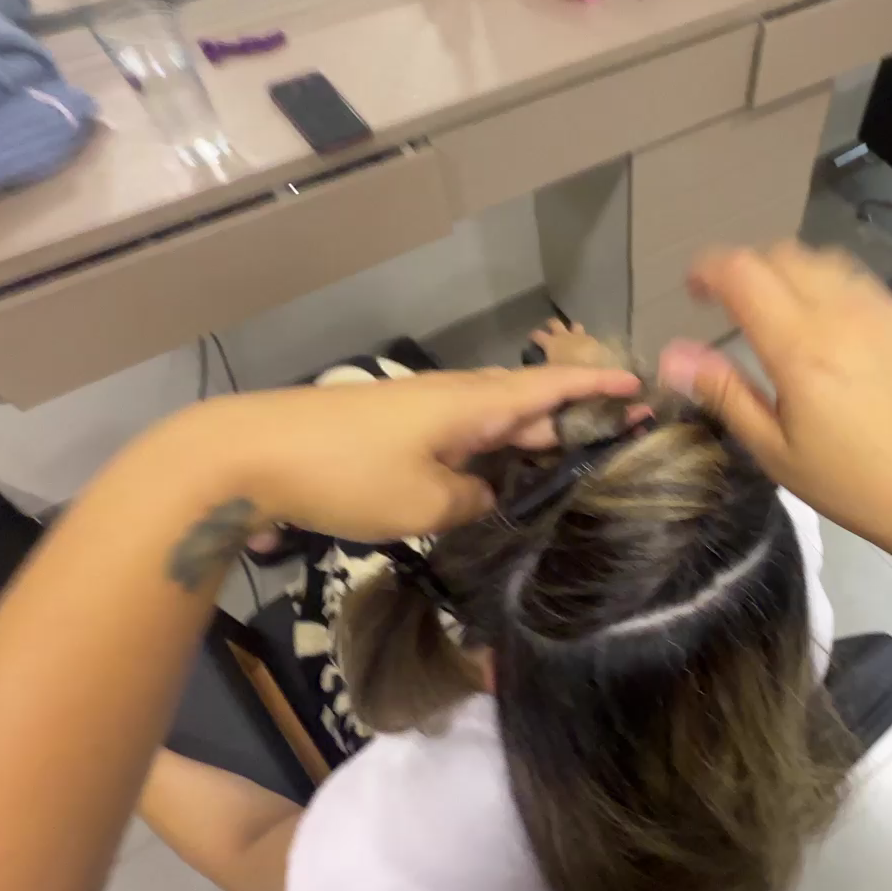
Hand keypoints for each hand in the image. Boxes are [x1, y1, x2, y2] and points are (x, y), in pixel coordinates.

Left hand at [171, 365, 640, 541]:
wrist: (252, 453)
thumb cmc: (350, 473)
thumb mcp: (429, 502)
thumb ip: (476, 500)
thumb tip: (490, 496)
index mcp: (476, 405)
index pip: (553, 390)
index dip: (598, 389)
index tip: (639, 388)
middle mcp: (458, 399)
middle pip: (530, 404)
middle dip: (575, 418)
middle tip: (618, 440)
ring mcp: (427, 411)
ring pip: (498, 421)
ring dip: (534, 438)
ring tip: (570, 463)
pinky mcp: (402, 428)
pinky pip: (468, 434)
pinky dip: (497, 450)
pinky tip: (503, 476)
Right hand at [663, 243, 891, 563]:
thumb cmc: (854, 486)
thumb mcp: (777, 453)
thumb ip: (726, 394)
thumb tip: (673, 354)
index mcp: (801, 348)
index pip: (743, 273)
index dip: (708, 269)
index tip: (693, 288)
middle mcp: (845, 313)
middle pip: (784, 255)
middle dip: (748, 268)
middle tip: (731, 305)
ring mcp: (888, 311)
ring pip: (827, 264)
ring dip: (791, 276)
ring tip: (782, 316)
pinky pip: (864, 288)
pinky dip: (833, 296)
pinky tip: (837, 340)